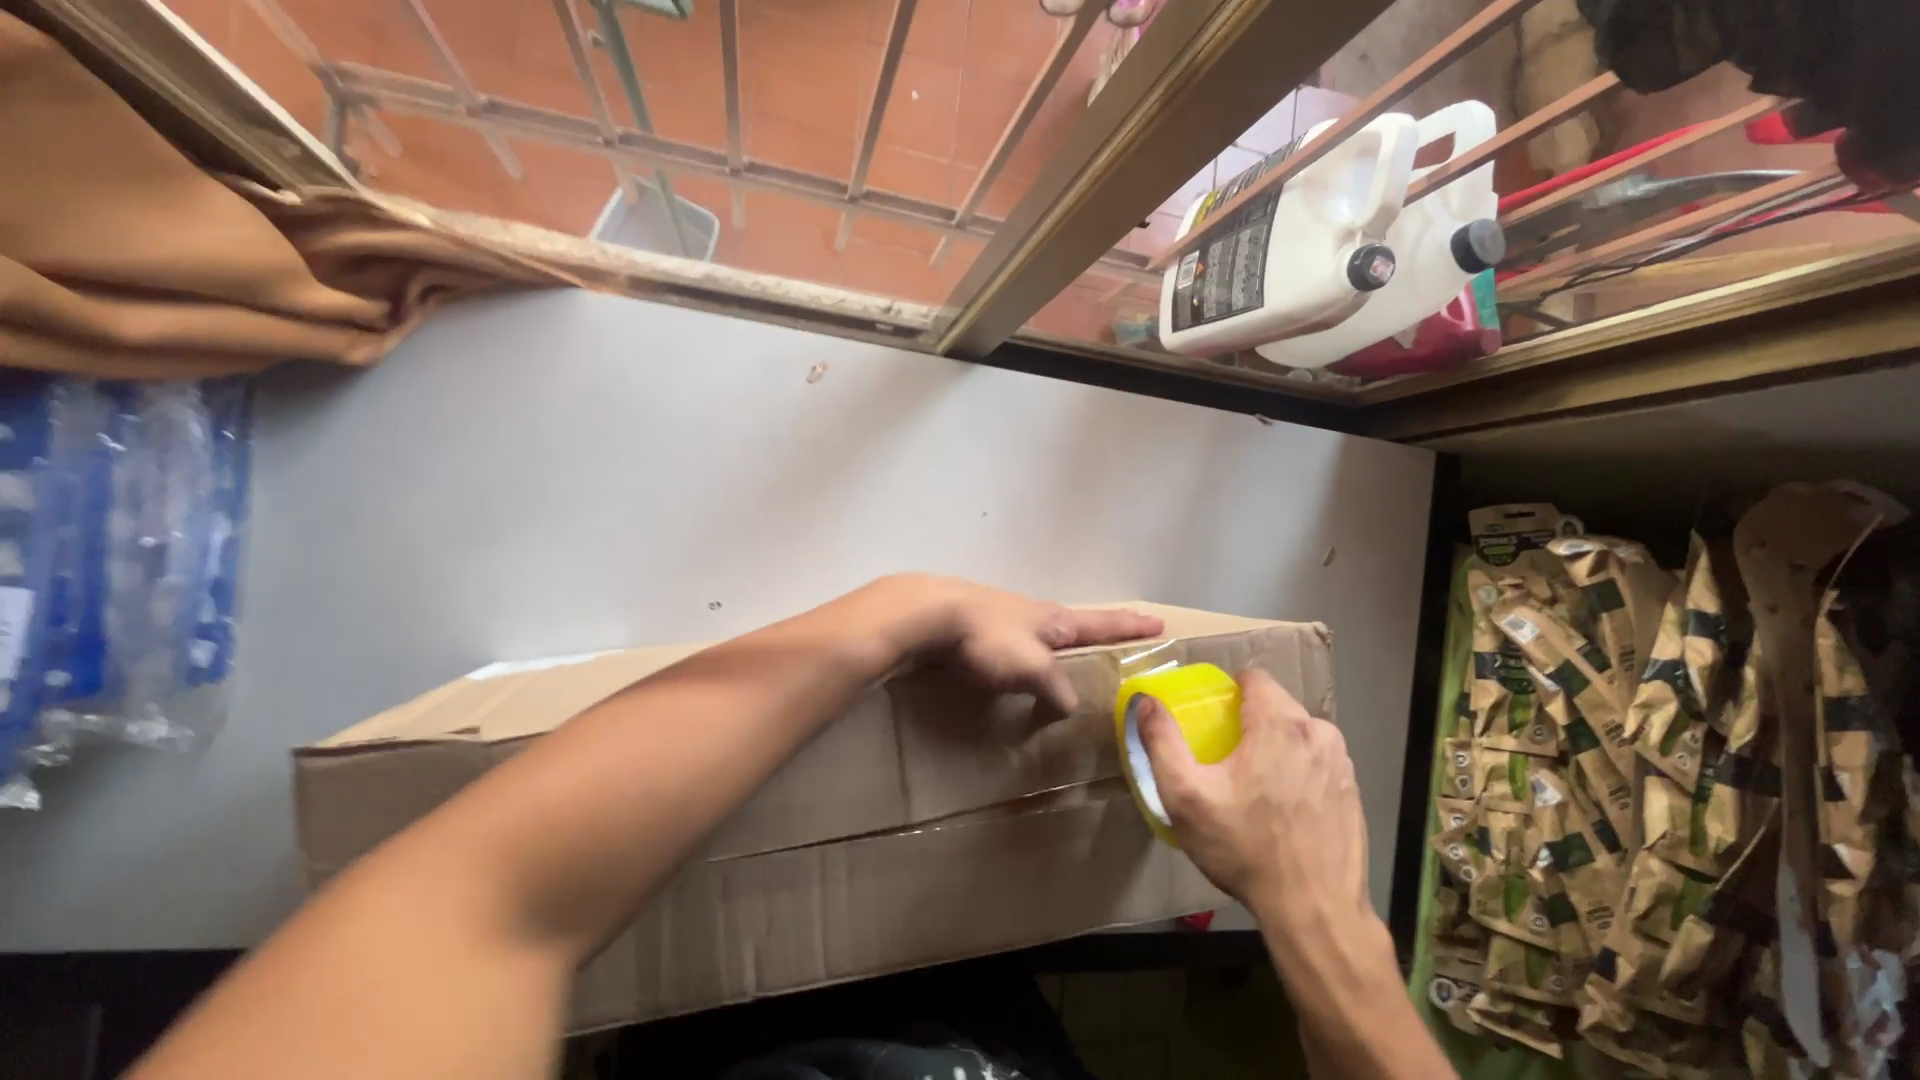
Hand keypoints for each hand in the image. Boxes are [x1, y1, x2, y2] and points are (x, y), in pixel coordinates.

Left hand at [859, 574, 1164, 712]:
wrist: (927, 616)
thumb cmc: (989, 639)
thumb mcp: (1034, 670)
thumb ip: (1057, 691)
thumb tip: (1066, 707)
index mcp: (1056, 620)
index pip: (1105, 623)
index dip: (1132, 627)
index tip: (1158, 623)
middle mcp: (1033, 615)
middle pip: (1072, 627)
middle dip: (1091, 638)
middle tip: (1108, 649)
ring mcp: (1002, 619)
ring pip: (1037, 639)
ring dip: (1051, 653)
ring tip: (1059, 671)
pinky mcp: (973, 630)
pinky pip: (1007, 651)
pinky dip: (1018, 664)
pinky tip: (1009, 677)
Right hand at [1137, 668, 1369, 924]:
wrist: (1314, 909)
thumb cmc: (1244, 848)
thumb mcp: (1186, 796)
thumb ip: (1162, 741)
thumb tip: (1147, 701)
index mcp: (1280, 724)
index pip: (1254, 678)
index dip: (1228, 693)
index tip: (1211, 721)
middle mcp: (1318, 733)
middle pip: (1276, 706)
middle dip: (1250, 722)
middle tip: (1225, 760)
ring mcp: (1341, 763)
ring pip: (1299, 734)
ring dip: (1276, 747)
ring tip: (1255, 786)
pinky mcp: (1353, 791)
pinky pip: (1317, 763)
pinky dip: (1298, 772)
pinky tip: (1283, 808)